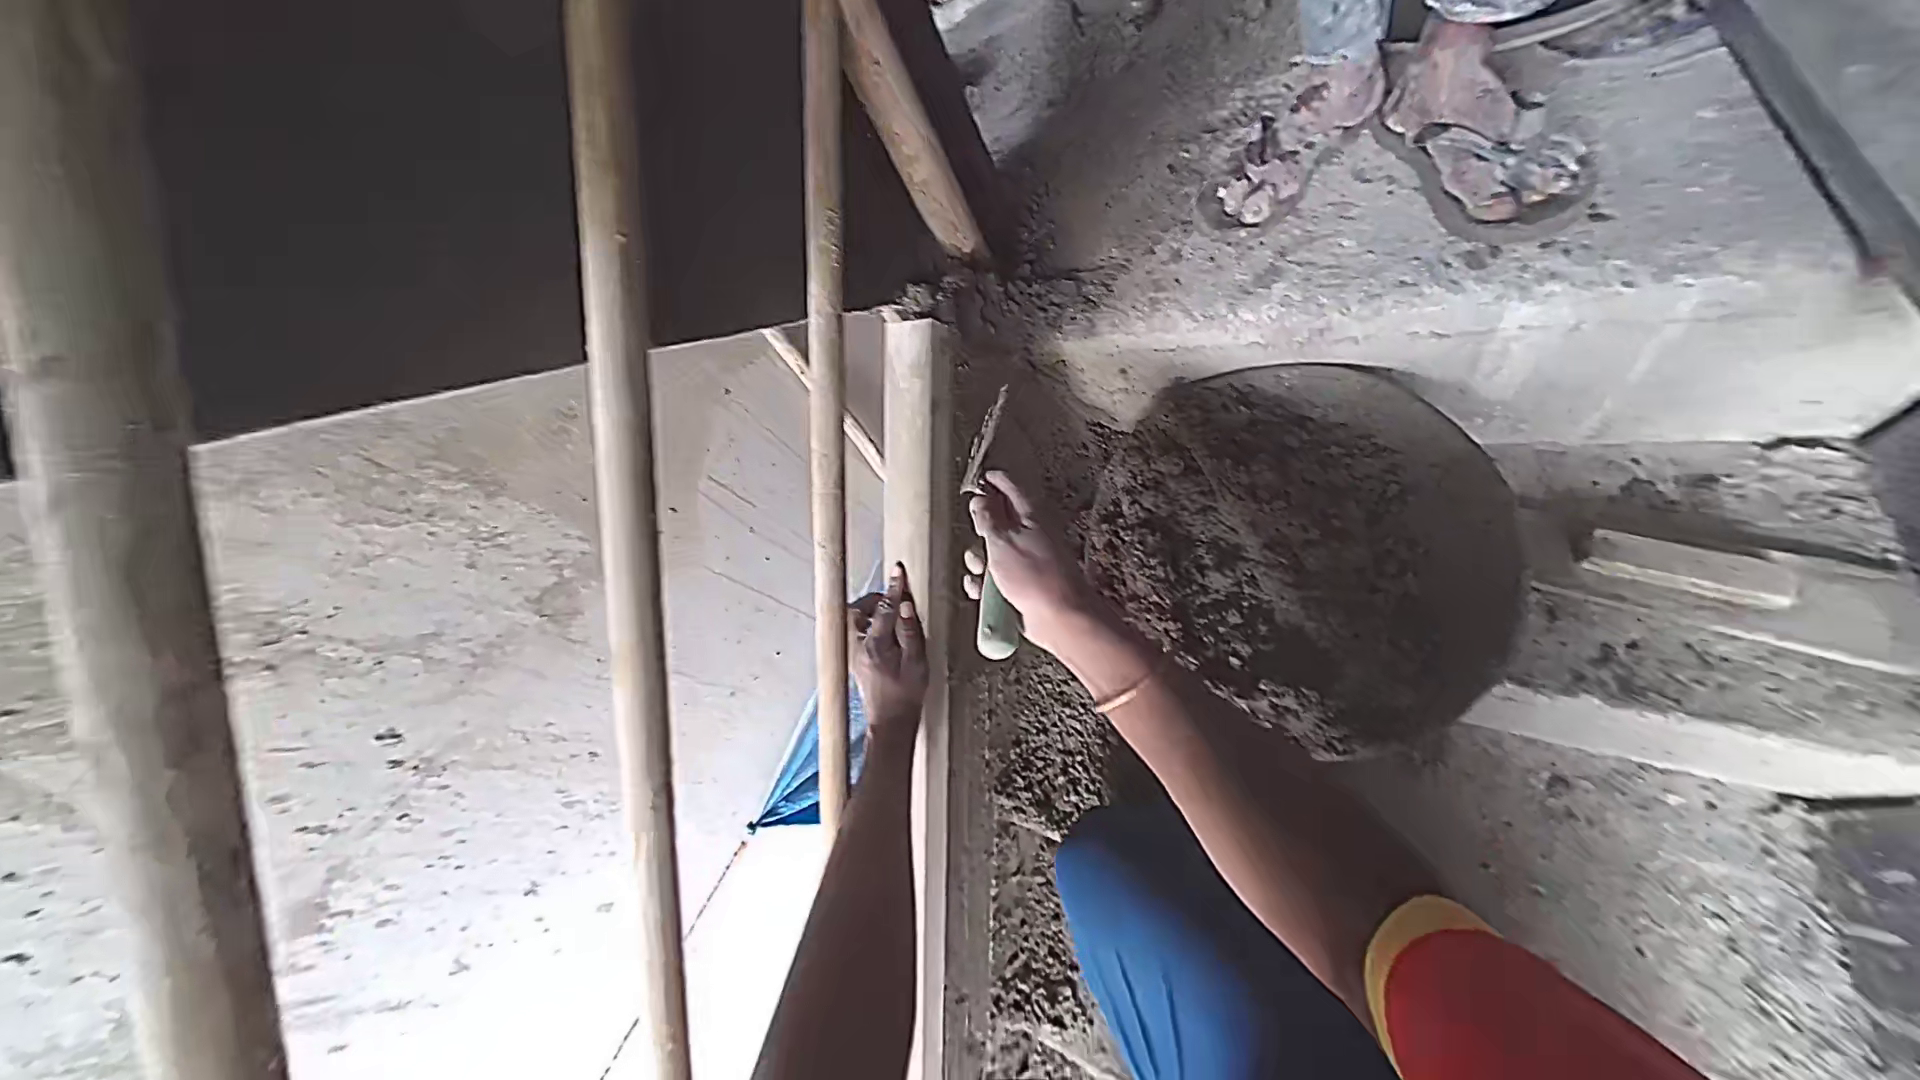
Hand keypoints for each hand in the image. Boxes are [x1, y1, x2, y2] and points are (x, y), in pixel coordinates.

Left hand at [849, 564, 928, 742]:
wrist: (889, 722)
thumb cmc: (906, 695)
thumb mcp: (918, 663)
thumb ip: (910, 631)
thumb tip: (905, 605)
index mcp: (875, 646)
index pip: (884, 608)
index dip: (894, 588)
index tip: (899, 570)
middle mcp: (857, 647)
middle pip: (856, 609)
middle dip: (873, 599)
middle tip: (892, 598)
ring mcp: (851, 653)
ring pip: (852, 619)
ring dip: (868, 611)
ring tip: (887, 613)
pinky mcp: (851, 658)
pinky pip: (853, 630)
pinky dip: (866, 622)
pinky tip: (881, 629)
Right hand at [965, 471, 1094, 653]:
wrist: (1058, 617)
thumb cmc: (1035, 577)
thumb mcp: (1001, 541)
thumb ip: (987, 518)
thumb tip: (979, 499)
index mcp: (1031, 517)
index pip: (1011, 488)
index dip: (995, 481)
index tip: (981, 478)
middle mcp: (1031, 535)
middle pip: (998, 522)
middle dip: (982, 530)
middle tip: (978, 535)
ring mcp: (1027, 561)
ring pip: (992, 552)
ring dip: (980, 562)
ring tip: (982, 573)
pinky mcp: (1022, 584)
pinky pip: (995, 578)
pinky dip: (985, 584)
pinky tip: (982, 592)